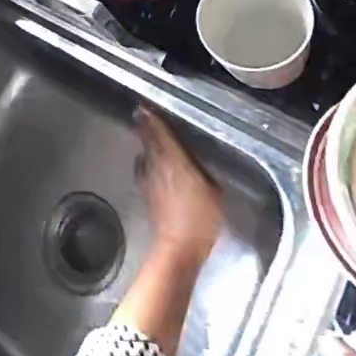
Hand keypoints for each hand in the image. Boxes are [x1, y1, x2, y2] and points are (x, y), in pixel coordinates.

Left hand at [134, 108, 222, 259]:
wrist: (177, 248)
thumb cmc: (200, 219)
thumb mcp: (214, 192)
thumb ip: (206, 173)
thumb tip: (199, 164)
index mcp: (176, 161)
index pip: (162, 135)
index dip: (154, 120)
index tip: (146, 107)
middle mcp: (159, 166)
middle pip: (149, 141)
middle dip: (145, 126)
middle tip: (141, 113)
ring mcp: (150, 180)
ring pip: (145, 153)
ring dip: (143, 141)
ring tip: (143, 131)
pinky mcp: (146, 193)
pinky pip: (143, 169)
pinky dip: (143, 160)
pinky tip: (145, 161)